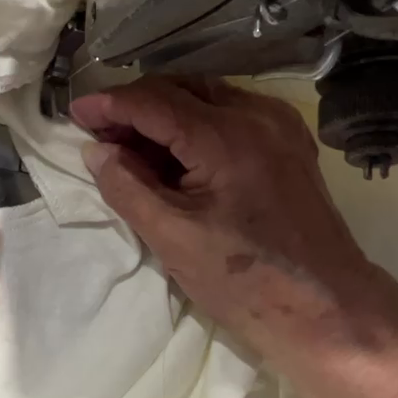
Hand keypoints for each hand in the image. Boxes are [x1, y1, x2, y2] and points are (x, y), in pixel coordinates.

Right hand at [71, 77, 397, 361]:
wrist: (324, 308)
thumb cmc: (243, 280)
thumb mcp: (171, 237)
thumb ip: (127, 186)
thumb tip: (96, 151)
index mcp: (226, 138)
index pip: (154, 101)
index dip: (109, 103)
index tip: (73, 112)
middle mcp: (257, 116)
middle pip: (181, 88)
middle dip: (134, 105)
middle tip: (98, 133)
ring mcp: (279, 126)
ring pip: (206, 97)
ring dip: (163, 113)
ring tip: (128, 146)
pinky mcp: (288, 144)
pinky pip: (230, 115)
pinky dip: (193, 123)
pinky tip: (173, 154)